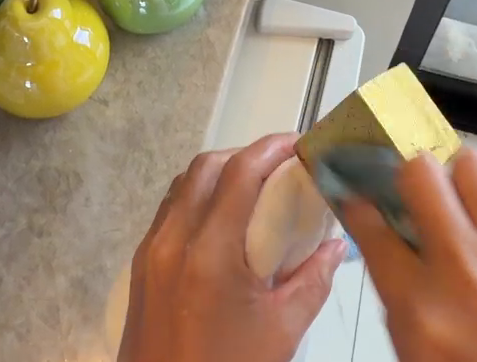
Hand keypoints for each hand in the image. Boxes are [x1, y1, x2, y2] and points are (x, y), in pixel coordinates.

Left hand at [119, 133, 347, 361]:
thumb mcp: (281, 333)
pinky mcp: (140, 265)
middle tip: (280, 166)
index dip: (271, 147)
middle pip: (207, 166)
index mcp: (210, 253)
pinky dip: (197, 197)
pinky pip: (169, 209)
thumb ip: (313, 280)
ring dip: (218, 173)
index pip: (240, 172)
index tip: (299, 144)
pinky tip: (222, 219)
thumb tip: (336, 245)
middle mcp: (173, 240)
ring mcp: (151, 251)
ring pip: (183, 184)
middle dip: (246, 155)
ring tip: (253, 187)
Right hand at [339, 148, 476, 361]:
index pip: (371, 228)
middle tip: (420, 194)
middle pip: (419, 173)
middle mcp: (470, 275)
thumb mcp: (428, 361)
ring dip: (465, 189)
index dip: (360, 208)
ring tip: (473, 215)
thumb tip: (396, 248)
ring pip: (473, 169)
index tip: (360, 198)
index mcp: (425, 315)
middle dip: (412, 179)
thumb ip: (407, 306)